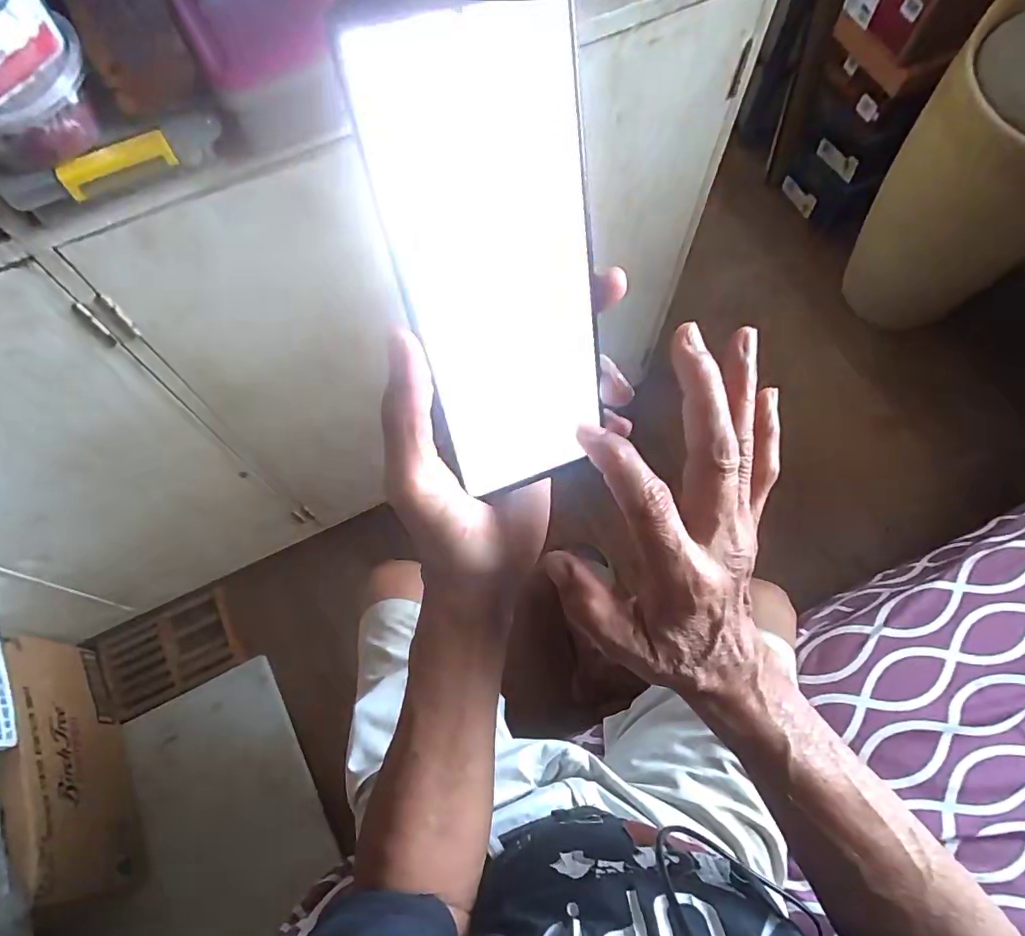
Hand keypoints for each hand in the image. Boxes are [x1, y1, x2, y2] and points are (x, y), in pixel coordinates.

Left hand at [383, 269, 632, 611]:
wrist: (485, 583)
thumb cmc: (442, 534)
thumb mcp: (413, 477)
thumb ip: (407, 415)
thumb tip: (401, 335)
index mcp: (455, 398)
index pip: (481, 331)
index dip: (512, 292)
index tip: (546, 263)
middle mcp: (489, 401)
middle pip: (532, 342)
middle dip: (572, 312)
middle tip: (611, 289)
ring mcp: (523, 424)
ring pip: (565, 375)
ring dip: (597, 368)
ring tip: (619, 391)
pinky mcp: (551, 449)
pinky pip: (582, 415)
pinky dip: (605, 411)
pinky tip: (623, 423)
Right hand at [543, 322, 779, 708]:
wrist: (731, 669)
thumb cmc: (673, 655)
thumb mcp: (624, 647)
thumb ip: (588, 605)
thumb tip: (557, 560)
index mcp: (681, 569)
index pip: (651, 505)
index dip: (618, 465)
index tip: (585, 431)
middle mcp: (719, 537)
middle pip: (715, 456)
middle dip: (702, 393)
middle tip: (688, 341)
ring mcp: (741, 525)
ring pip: (744, 450)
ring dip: (739, 390)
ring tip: (739, 337)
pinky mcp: (751, 521)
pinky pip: (764, 468)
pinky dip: (766, 426)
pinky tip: (764, 390)